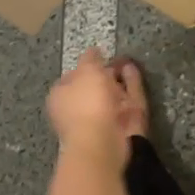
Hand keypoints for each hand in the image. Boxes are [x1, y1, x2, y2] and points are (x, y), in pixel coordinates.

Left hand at [46, 48, 127, 166]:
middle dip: (105, 75)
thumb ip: (90, 58)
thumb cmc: (87, 103)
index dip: (86, 66)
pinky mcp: (116, 128)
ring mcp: (96, 121)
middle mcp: (75, 110)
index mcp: (60, 97)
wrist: (101, 143)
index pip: (72, 77)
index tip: (101, 58)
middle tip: (118, 60)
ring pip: (110, 96)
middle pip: (92, 88)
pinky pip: (125, 102)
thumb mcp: (87, 70)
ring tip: (128, 64)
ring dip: (119, 81)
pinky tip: (134, 74)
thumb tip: (93, 51)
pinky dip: (130, 88)